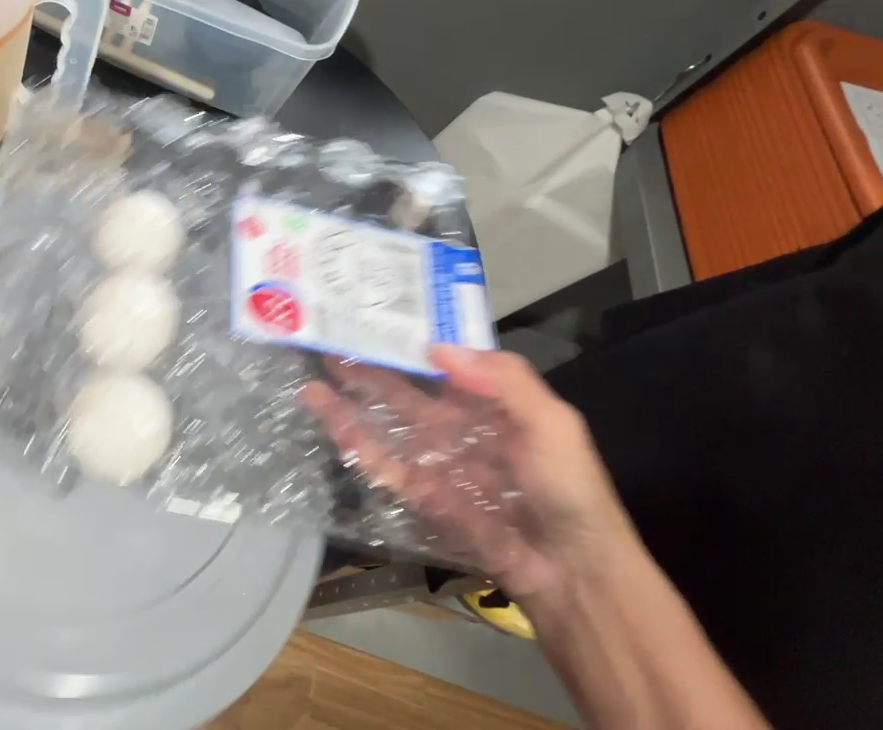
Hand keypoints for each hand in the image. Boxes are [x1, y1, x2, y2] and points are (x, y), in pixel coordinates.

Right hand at [300, 345, 635, 597]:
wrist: (570, 569)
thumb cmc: (568, 488)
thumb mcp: (554, 423)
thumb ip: (504, 379)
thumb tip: (436, 347)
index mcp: (488, 403)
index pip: (441, 363)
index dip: (410, 339)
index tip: (376, 314)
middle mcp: (455, 426)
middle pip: (401, 388)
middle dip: (367, 365)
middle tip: (327, 338)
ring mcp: (433, 459)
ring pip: (382, 421)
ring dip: (348, 399)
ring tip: (312, 378)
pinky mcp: (418, 491)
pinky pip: (379, 461)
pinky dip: (352, 439)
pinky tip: (326, 416)